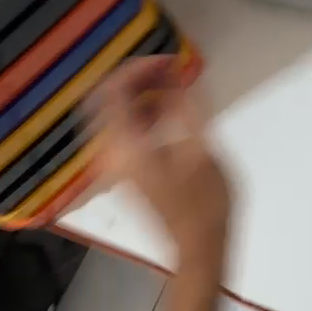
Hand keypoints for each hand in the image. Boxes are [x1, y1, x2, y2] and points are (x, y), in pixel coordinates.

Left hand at [91, 56, 232, 266]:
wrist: (199, 250)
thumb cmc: (205, 202)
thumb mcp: (201, 148)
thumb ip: (183, 105)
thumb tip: (171, 72)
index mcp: (125, 147)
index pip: (112, 92)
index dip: (137, 68)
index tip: (168, 60)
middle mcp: (110, 154)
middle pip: (107, 101)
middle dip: (136, 78)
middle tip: (169, 68)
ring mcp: (115, 165)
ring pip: (114, 114)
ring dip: (139, 93)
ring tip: (173, 83)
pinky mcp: (125, 171)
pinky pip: (123, 130)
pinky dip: (141, 112)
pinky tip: (169, 109)